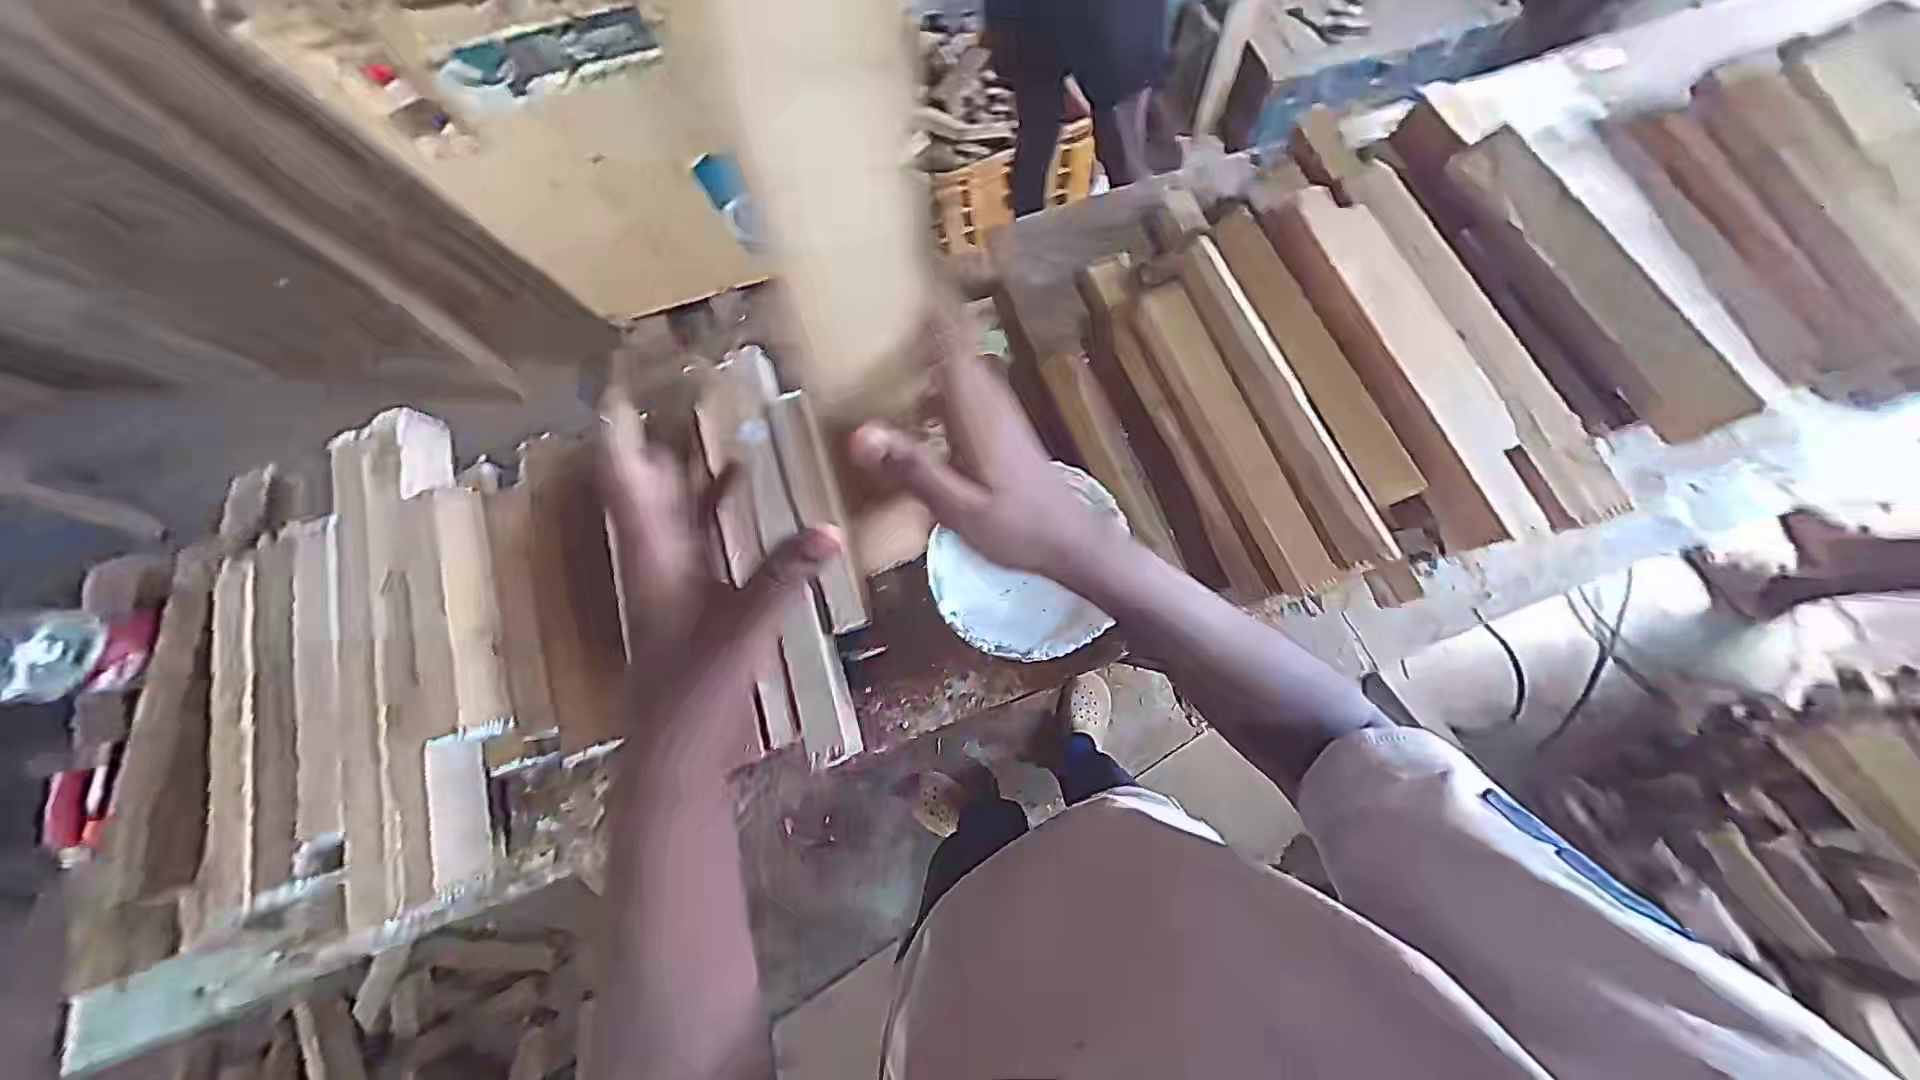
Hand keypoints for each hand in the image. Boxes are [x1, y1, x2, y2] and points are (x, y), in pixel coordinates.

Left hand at [601, 398, 840, 770]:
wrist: (679, 747)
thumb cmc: (695, 688)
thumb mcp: (742, 628)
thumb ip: (783, 578)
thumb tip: (830, 531)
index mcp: (652, 555)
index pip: (628, 481)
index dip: (622, 433)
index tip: (623, 387)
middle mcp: (656, 557)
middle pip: (652, 486)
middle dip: (664, 440)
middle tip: (685, 396)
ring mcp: (674, 577)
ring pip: (680, 511)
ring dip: (695, 473)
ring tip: (721, 431)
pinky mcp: (695, 597)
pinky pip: (706, 538)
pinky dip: (723, 512)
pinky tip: (748, 499)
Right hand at [848, 306, 1118, 586]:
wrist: (1070, 542)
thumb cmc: (1017, 526)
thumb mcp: (959, 507)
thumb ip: (913, 469)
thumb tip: (859, 433)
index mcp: (976, 409)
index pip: (952, 338)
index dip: (932, 301)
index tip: (906, 264)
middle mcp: (988, 399)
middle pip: (953, 343)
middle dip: (920, 320)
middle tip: (873, 306)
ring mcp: (998, 412)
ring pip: (958, 367)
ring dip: (927, 353)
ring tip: (883, 347)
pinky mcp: (1002, 429)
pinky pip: (963, 390)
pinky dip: (937, 385)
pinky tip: (914, 409)